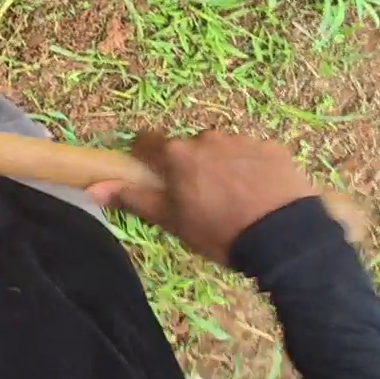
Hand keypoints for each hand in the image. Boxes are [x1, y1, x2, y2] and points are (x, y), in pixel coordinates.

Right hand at [85, 130, 317, 266]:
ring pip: (221, 149)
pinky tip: (260, 196)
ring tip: (236, 200)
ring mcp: (242, 141)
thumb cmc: (220, 231)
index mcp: (177, 154)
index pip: (147, 142)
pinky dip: (251, 169)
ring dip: (221, 166)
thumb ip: (132, 199)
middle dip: (189, 166)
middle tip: (201, 198)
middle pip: (187, 147)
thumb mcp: (171, 221)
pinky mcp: (272, 149)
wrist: (288, 241)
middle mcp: (206, 138)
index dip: (146, 158)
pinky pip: (253, 154)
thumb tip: (91, 188)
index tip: (153, 176)